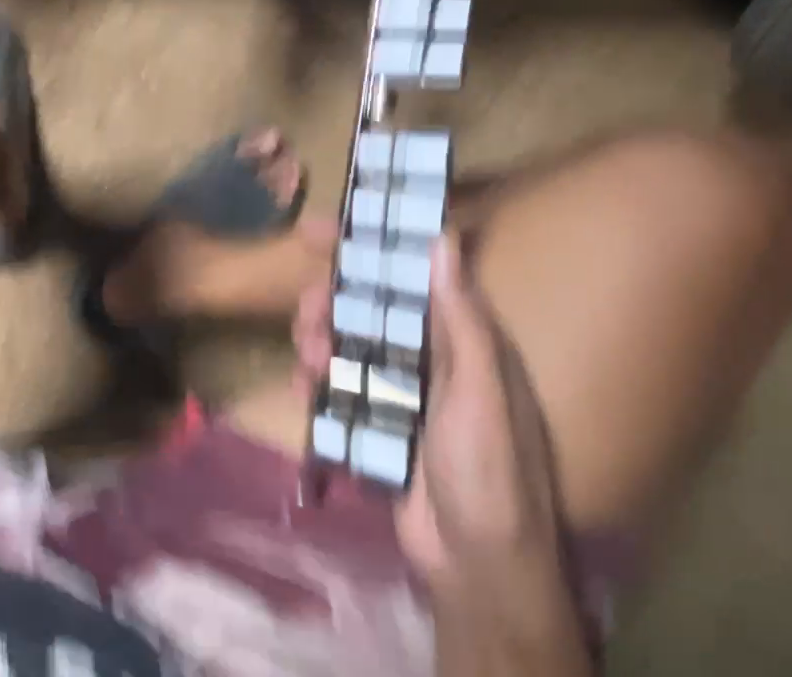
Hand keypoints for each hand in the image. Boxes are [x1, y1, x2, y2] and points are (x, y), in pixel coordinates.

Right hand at [291, 231, 563, 598]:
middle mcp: (426, 356)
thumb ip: (463, 320)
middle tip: (308, 314)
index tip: (316, 230)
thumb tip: (443, 239)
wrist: (474, 562)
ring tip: (309, 363)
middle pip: (364, 307)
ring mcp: (395, 390)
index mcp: (459, 340)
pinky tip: (303, 393)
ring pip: (342, 343)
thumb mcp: (480, 392)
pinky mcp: (371, 423)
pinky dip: (313, 384)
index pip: (408, 275)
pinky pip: (333, 388)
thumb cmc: (488, 470)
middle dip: (329, 302)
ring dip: (317, 342)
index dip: (365, 247)